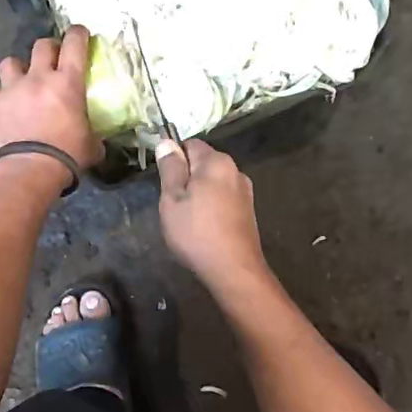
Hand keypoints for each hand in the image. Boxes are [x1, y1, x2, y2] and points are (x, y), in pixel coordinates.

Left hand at [0, 26, 102, 177]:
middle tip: (52, 59)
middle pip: (41, 46)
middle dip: (48, 48)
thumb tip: (96, 145)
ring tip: (18, 77)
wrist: (31, 169)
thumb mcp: (91, 145)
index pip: (74, 44)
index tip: (80, 34)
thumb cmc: (67, 156)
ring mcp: (12, 89)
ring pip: (9, 63)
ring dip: (15, 67)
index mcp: (67, 82)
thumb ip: (93, 137)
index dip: (78, 34)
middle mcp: (39, 78)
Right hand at [155, 138, 269, 289]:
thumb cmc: (196, 232)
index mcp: (216, 162)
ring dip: (199, 192)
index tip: (164, 182)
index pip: (190, 144)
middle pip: (203, 163)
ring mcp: (244, 191)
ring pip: (213, 182)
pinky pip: (223, 198)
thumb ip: (170, 168)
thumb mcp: (172, 199)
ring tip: (187, 218)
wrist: (233, 269)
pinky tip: (204, 226)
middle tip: (172, 203)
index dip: (174, 158)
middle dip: (186, 176)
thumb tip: (167, 141)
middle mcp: (235, 170)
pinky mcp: (248, 210)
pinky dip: (211, 205)